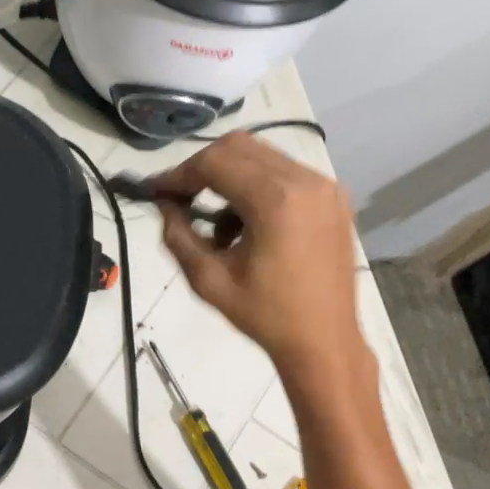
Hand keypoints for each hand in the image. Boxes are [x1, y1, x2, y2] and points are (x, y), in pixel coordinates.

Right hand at [149, 133, 364, 374]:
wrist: (324, 340)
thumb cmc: (265, 316)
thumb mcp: (209, 281)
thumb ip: (178, 235)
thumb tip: (164, 205)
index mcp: (275, 201)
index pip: (214, 163)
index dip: (179, 174)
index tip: (155, 192)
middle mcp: (304, 181)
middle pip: (238, 148)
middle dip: (203, 170)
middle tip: (180, 201)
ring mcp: (324, 186)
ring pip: (262, 157)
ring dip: (230, 178)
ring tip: (216, 227)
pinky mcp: (333, 197)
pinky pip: (285, 174)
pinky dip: (257, 188)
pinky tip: (247, 228)